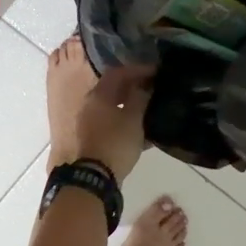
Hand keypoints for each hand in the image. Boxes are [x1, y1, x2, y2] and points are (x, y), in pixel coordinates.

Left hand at [72, 65, 152, 179]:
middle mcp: (90, 105)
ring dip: (131, 104)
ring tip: (151, 106)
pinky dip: (125, 120)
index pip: (118, 73)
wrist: (95, 176)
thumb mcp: (134, 118)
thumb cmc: (116, 142)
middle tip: (154, 87)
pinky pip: (111, 122)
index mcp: (99, 95)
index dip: (138, 70)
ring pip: (113, 106)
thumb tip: (145, 84)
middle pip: (114, 88)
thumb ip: (140, 97)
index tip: (156, 71)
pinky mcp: (93, 137)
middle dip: (134, 86)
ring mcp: (89, 122)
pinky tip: (141, 127)